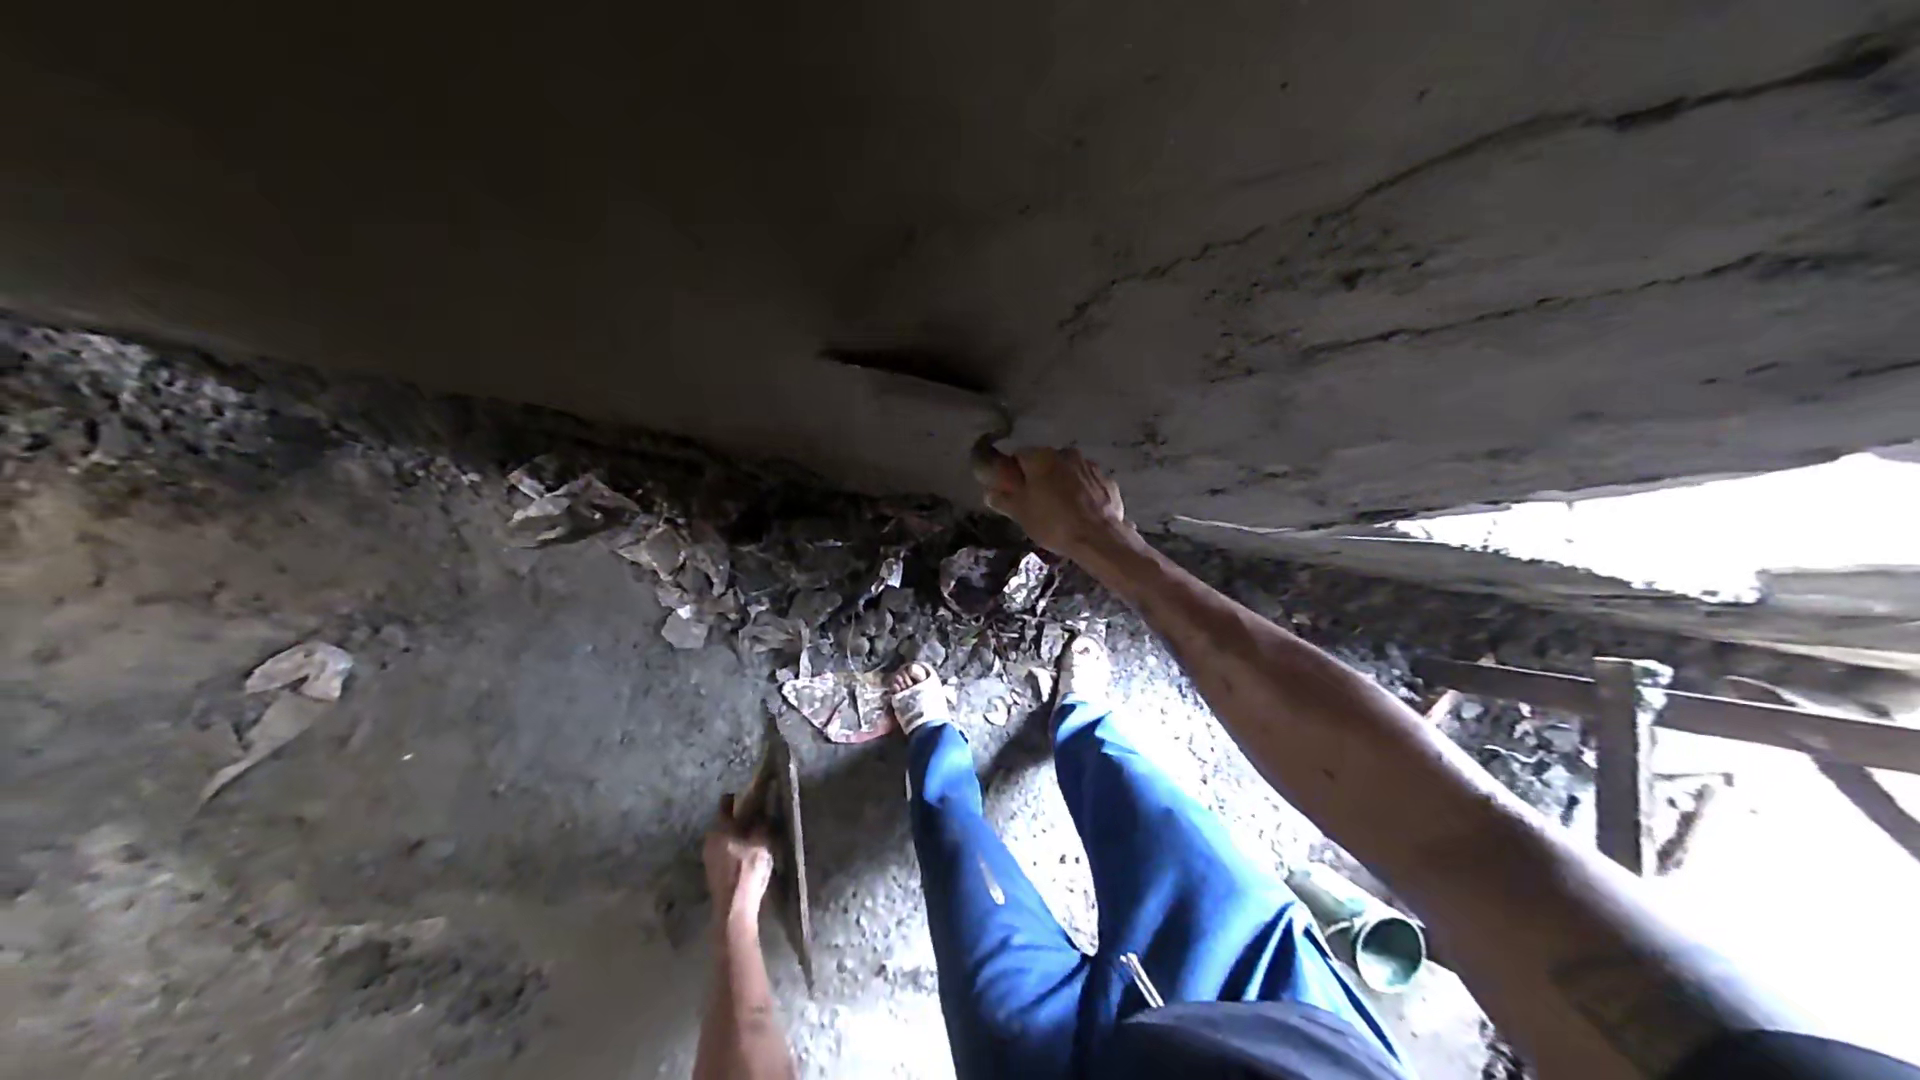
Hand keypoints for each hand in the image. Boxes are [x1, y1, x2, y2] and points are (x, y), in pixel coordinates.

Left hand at [704, 796, 773, 925]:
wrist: (734, 911)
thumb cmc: (748, 871)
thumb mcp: (763, 843)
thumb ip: (763, 823)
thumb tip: (766, 809)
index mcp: (721, 828)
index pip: (726, 802)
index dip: (740, 797)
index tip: (752, 795)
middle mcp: (710, 839)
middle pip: (725, 821)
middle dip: (740, 818)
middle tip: (758, 818)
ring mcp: (709, 857)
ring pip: (725, 837)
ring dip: (738, 835)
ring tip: (756, 838)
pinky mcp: (712, 872)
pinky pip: (724, 851)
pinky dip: (735, 849)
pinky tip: (748, 857)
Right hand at [980, 447, 1128, 557]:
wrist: (1098, 538)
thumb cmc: (1053, 523)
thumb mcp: (1020, 513)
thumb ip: (1002, 499)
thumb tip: (990, 493)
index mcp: (1041, 457)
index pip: (1019, 456)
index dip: (1013, 473)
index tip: (1013, 491)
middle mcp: (1066, 454)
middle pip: (1045, 462)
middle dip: (1039, 478)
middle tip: (1035, 502)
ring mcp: (1089, 466)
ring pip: (1067, 471)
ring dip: (1061, 483)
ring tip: (1060, 509)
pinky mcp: (1107, 480)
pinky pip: (1086, 482)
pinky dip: (1081, 492)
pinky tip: (1079, 511)